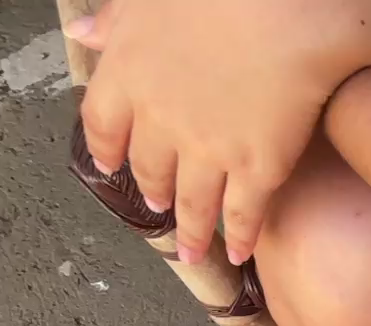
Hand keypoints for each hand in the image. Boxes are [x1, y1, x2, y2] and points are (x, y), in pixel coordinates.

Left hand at [66, 0, 370, 264]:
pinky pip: (244, 215)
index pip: (103, 124)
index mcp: (129, 73)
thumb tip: (83, 33)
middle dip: (153, 191)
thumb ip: (117, 19)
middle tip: (159, 209)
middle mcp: (163, 120)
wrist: (287, 15)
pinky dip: (239, 239)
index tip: (110, 167)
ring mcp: (212, 151)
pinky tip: (239, 257)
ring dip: (191, 232)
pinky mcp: (258, 170)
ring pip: (194, 204)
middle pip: (151, 169)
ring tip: (193, 252)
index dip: (106, 150)